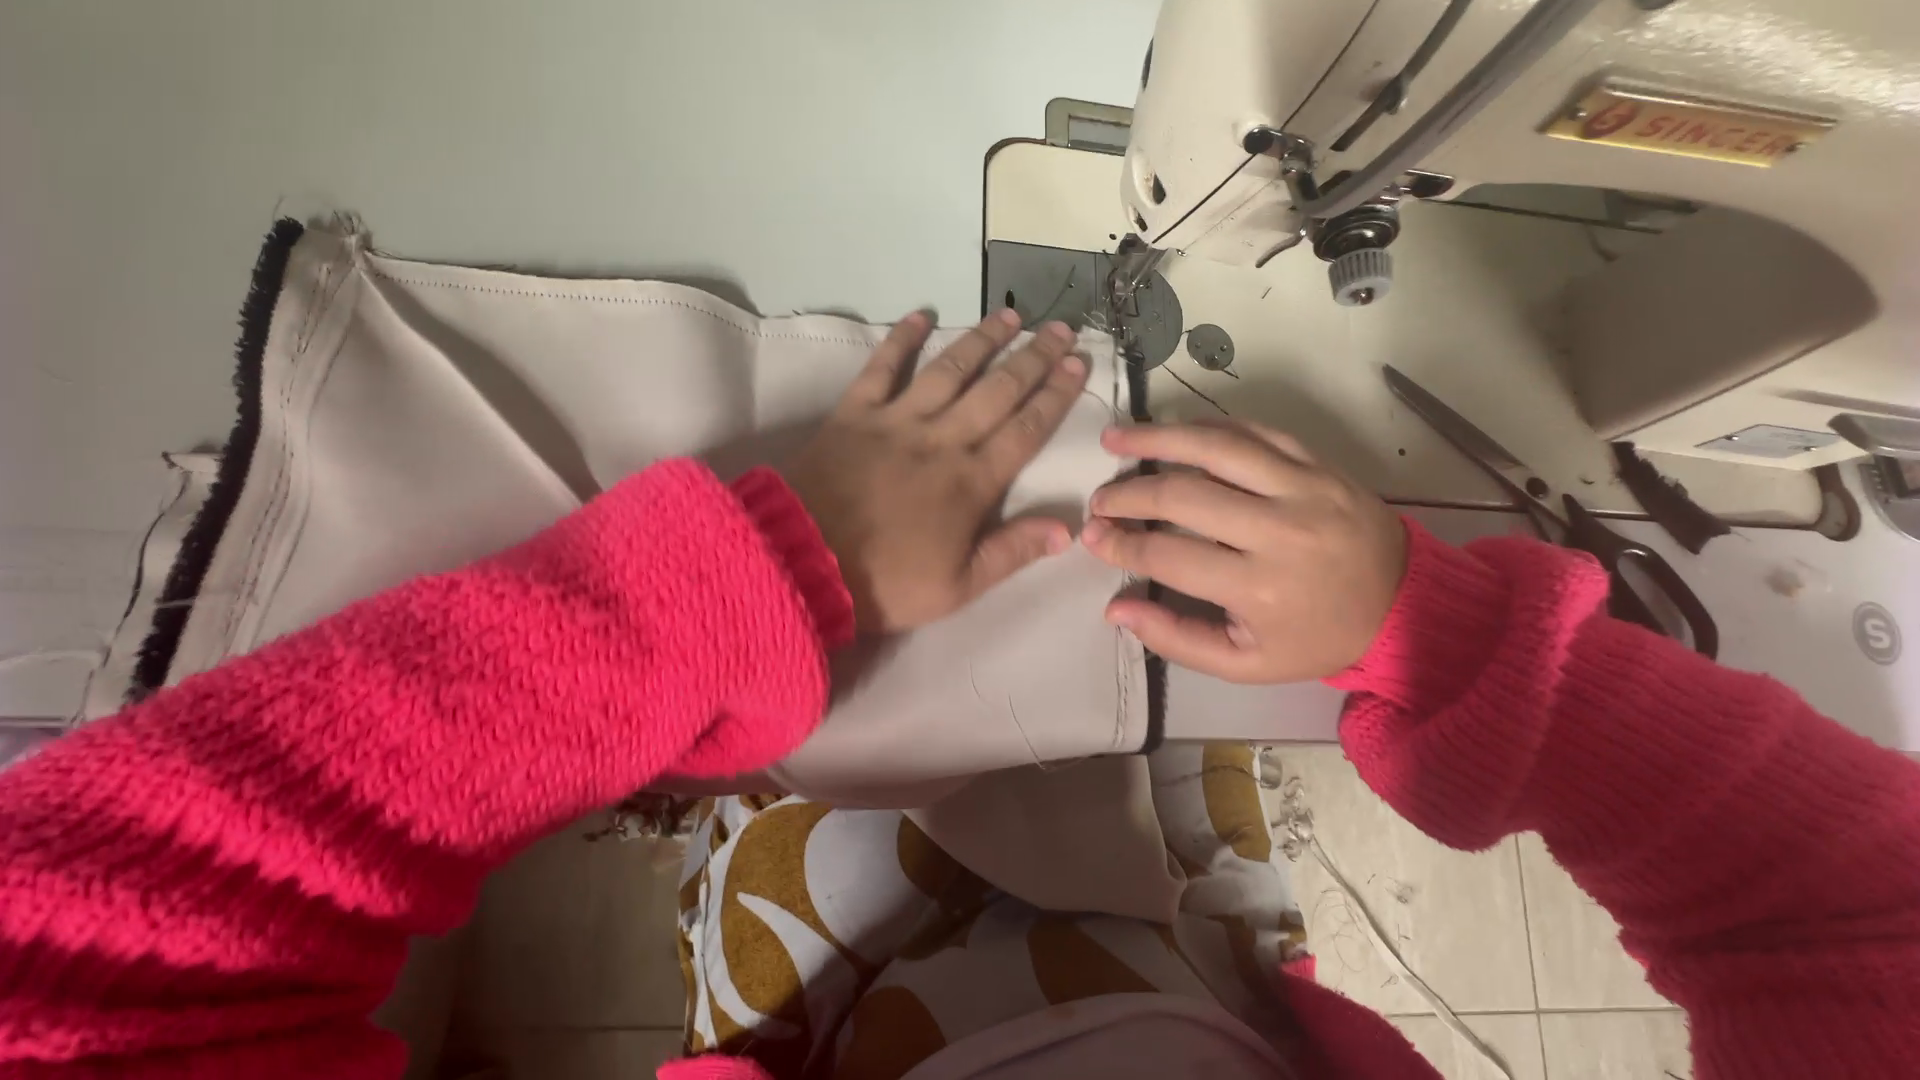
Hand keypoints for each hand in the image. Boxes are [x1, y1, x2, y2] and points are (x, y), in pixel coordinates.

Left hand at [782, 309, 1088, 633]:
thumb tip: (1068, 526)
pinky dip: (901, 339)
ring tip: (1010, 315)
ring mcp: (896, 421)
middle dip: (1033, 358)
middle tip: (1060, 329)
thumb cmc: (885, 582)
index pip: (1025, 430)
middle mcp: (942, 440)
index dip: (1056, 396)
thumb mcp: (958, 587)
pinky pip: (882, 367)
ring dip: (982, 340)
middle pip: (997, 390)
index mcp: (971, 483)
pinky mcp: (854, 413)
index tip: (1079, 365)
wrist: (801, 563)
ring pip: (949, 370)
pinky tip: (921, 314)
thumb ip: (1012, 552)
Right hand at [1080, 419, 1407, 682]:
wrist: (1405, 606)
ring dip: (1157, 438)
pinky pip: (1256, 432)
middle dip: (1128, 493)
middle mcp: (1279, 531)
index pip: (1167, 555)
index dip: (1119, 543)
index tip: (1091, 536)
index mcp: (1259, 588)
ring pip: (1216, 447)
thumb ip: (1176, 639)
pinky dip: (1208, 427)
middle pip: (1183, 494)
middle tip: (1098, 498)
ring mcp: (1303, 488)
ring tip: (1114, 440)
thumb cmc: (1315, 639)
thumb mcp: (1245, 664)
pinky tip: (1175, 431)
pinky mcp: (1319, 464)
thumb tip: (1114, 608)